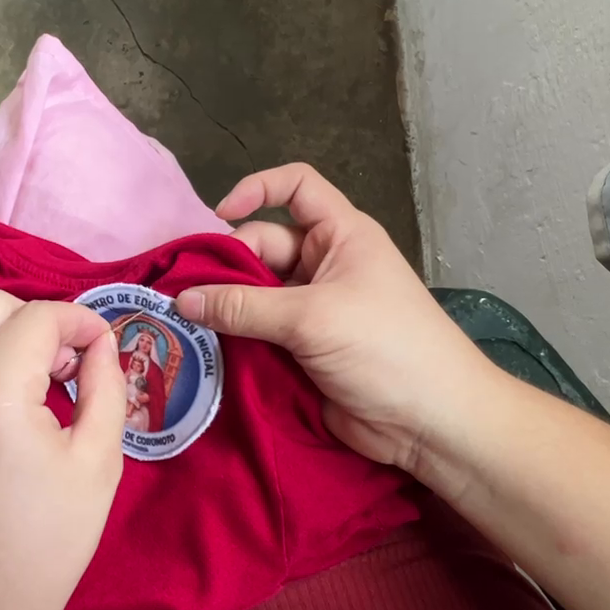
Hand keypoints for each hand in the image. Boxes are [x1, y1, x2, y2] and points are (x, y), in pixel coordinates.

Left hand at [0, 290, 125, 609]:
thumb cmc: (47, 543)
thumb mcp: (97, 461)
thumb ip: (105, 386)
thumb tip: (103, 344)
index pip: (38, 318)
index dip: (82, 321)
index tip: (106, 346)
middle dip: (42, 320)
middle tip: (75, 364)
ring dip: (15, 338)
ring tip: (52, 387)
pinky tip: (21, 405)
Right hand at [176, 164, 508, 478]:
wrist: (429, 423)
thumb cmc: (385, 348)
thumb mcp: (312, 318)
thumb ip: (243, 307)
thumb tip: (180, 300)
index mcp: (340, 235)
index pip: (296, 186)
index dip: (258, 188)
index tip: (221, 214)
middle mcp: (323, 264)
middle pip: (262, 246)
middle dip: (227, 265)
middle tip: (189, 294)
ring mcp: (310, 308)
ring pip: (253, 293)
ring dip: (224, 306)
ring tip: (183, 322)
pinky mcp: (299, 349)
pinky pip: (256, 331)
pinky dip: (233, 337)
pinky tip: (202, 348)